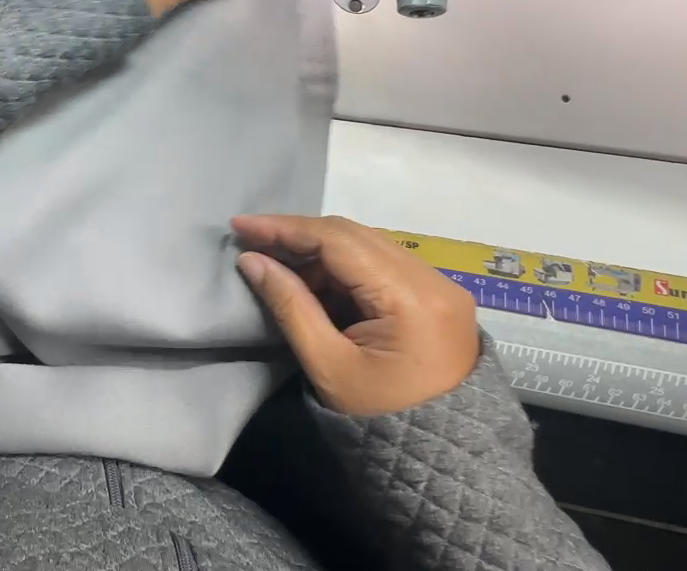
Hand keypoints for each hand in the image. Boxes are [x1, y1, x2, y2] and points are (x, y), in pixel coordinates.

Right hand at [233, 215, 479, 414]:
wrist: (445, 459)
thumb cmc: (381, 415)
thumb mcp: (326, 363)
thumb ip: (289, 303)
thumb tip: (251, 259)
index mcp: (411, 297)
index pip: (338, 241)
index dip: (285, 228)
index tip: (241, 226)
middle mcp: (433, 280)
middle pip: (353, 235)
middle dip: (298, 234)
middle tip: (253, 240)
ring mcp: (440, 286)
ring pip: (366, 244)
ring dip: (319, 250)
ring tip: (280, 268)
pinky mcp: (437, 295)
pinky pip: (381, 262)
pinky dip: (342, 265)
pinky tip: (315, 282)